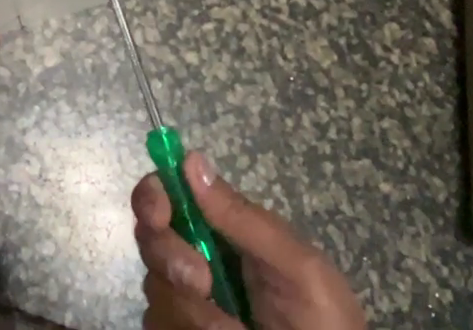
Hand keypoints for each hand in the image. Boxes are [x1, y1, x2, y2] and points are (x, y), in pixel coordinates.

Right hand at [132, 152, 365, 329]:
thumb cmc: (324, 322)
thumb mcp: (297, 267)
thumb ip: (244, 219)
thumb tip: (191, 159)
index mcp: (223, 229)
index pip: (166, 194)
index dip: (152, 196)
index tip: (159, 214)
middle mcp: (197, 258)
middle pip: (149, 239)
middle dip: (169, 257)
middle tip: (202, 283)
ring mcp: (187, 302)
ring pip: (154, 289)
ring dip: (188, 310)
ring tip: (231, 329)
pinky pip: (158, 324)